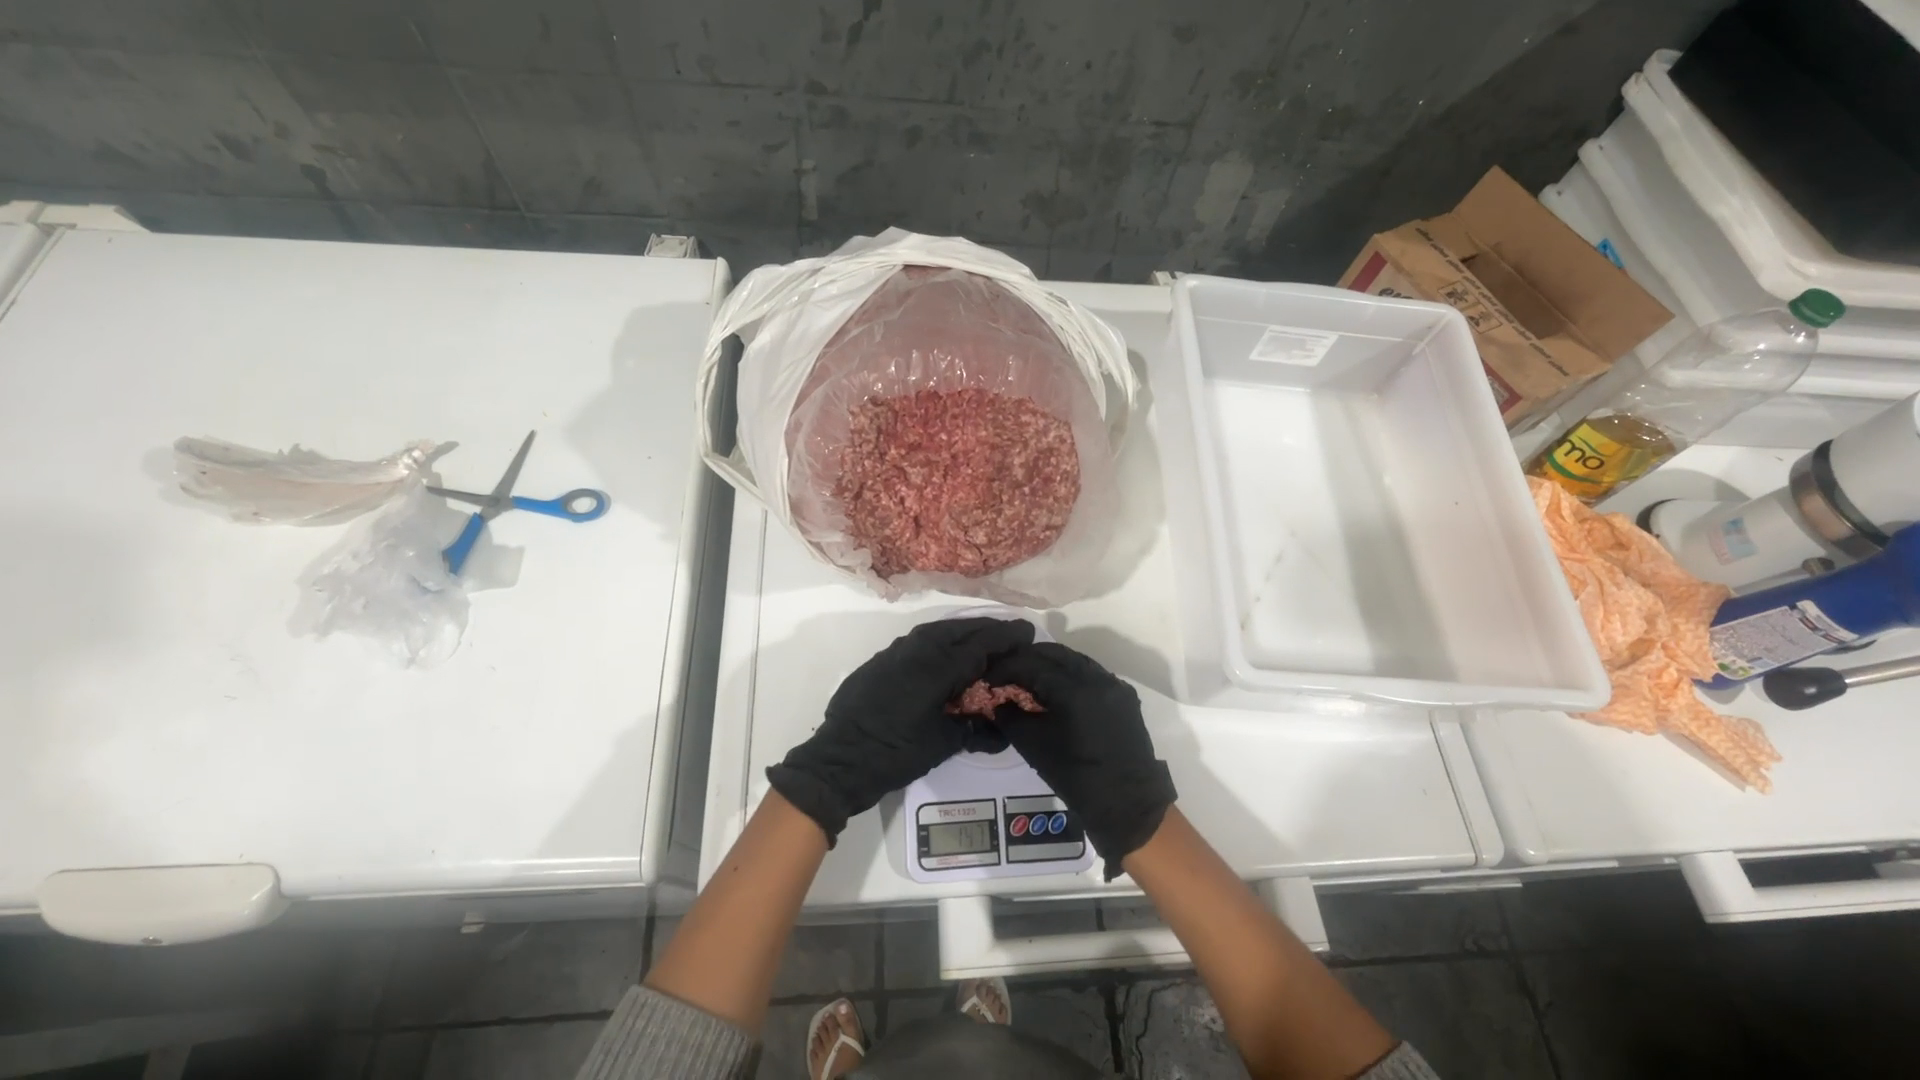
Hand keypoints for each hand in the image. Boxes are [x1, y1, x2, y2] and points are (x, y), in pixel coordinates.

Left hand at [767, 616, 1035, 843]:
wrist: (840, 760)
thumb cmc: (896, 753)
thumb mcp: (943, 744)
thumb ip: (975, 729)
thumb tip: (1001, 729)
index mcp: (938, 667)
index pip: (982, 645)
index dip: (1007, 638)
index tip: (1028, 633)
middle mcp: (918, 650)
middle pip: (961, 630)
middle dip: (988, 630)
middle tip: (1011, 634)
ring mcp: (896, 652)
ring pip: (938, 631)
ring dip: (963, 632)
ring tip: (983, 638)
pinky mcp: (881, 661)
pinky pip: (919, 641)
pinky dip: (940, 641)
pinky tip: (948, 653)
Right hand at [983, 643, 1175, 879]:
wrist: (1129, 805)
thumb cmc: (1077, 779)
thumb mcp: (1034, 748)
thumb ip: (1011, 718)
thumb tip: (999, 702)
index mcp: (1074, 691)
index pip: (1032, 665)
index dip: (1006, 668)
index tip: (989, 679)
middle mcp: (1097, 679)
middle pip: (1054, 654)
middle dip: (1027, 660)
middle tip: (1006, 673)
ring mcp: (1114, 686)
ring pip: (1075, 660)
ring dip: (1049, 664)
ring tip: (1029, 679)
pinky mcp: (1124, 697)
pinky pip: (1091, 674)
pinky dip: (1070, 675)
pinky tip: (1057, 691)